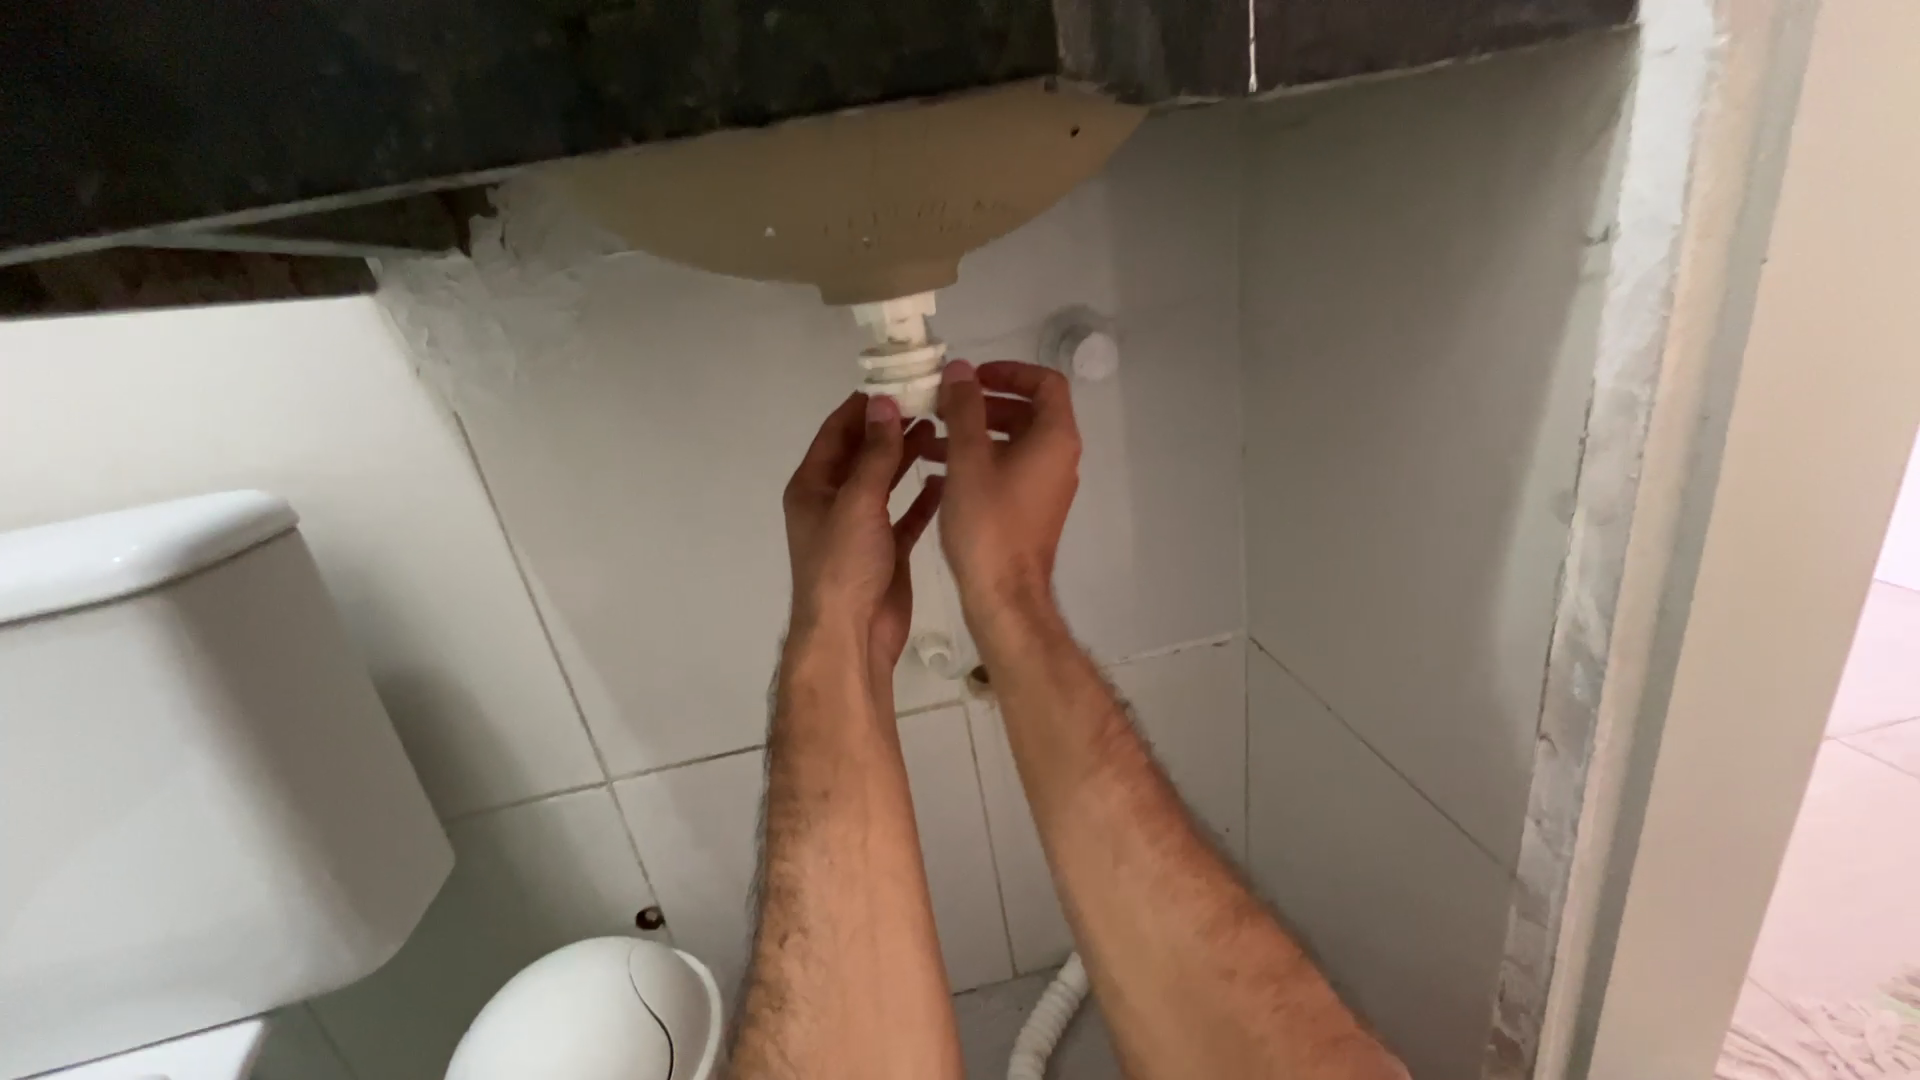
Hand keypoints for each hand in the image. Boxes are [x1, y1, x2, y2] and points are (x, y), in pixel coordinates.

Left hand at [783, 392, 941, 676]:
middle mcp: (835, 501)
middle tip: (931, 402)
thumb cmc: (844, 564)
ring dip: (909, 456)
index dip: (865, 406)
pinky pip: (907, 513)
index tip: (900, 381)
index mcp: (813, 485)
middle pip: (864, 453)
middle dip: (893, 428)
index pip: (837, 431)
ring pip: (887, 481)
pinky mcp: (887, 549)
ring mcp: (862, 526)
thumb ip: (873, 453)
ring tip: (942, 429)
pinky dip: (923, 496)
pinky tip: (947, 478)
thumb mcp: (857, 501)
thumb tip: (883, 403)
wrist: (852, 633)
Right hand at [932, 360, 1079, 628]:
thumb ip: (964, 408)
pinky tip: (938, 471)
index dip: (1009, 371)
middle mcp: (1058, 457)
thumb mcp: (969, 458)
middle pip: (1026, 411)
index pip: (1045, 383)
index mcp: (1055, 438)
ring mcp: (1046, 485)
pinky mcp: (1031, 508)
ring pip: (1012, 442)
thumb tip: (960, 368)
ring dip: (974, 433)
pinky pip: (1007, 469)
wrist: (1004, 592)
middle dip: (983, 404)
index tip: (972, 378)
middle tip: (943, 406)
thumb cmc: (988, 522)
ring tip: (930, 437)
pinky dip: (978, 461)